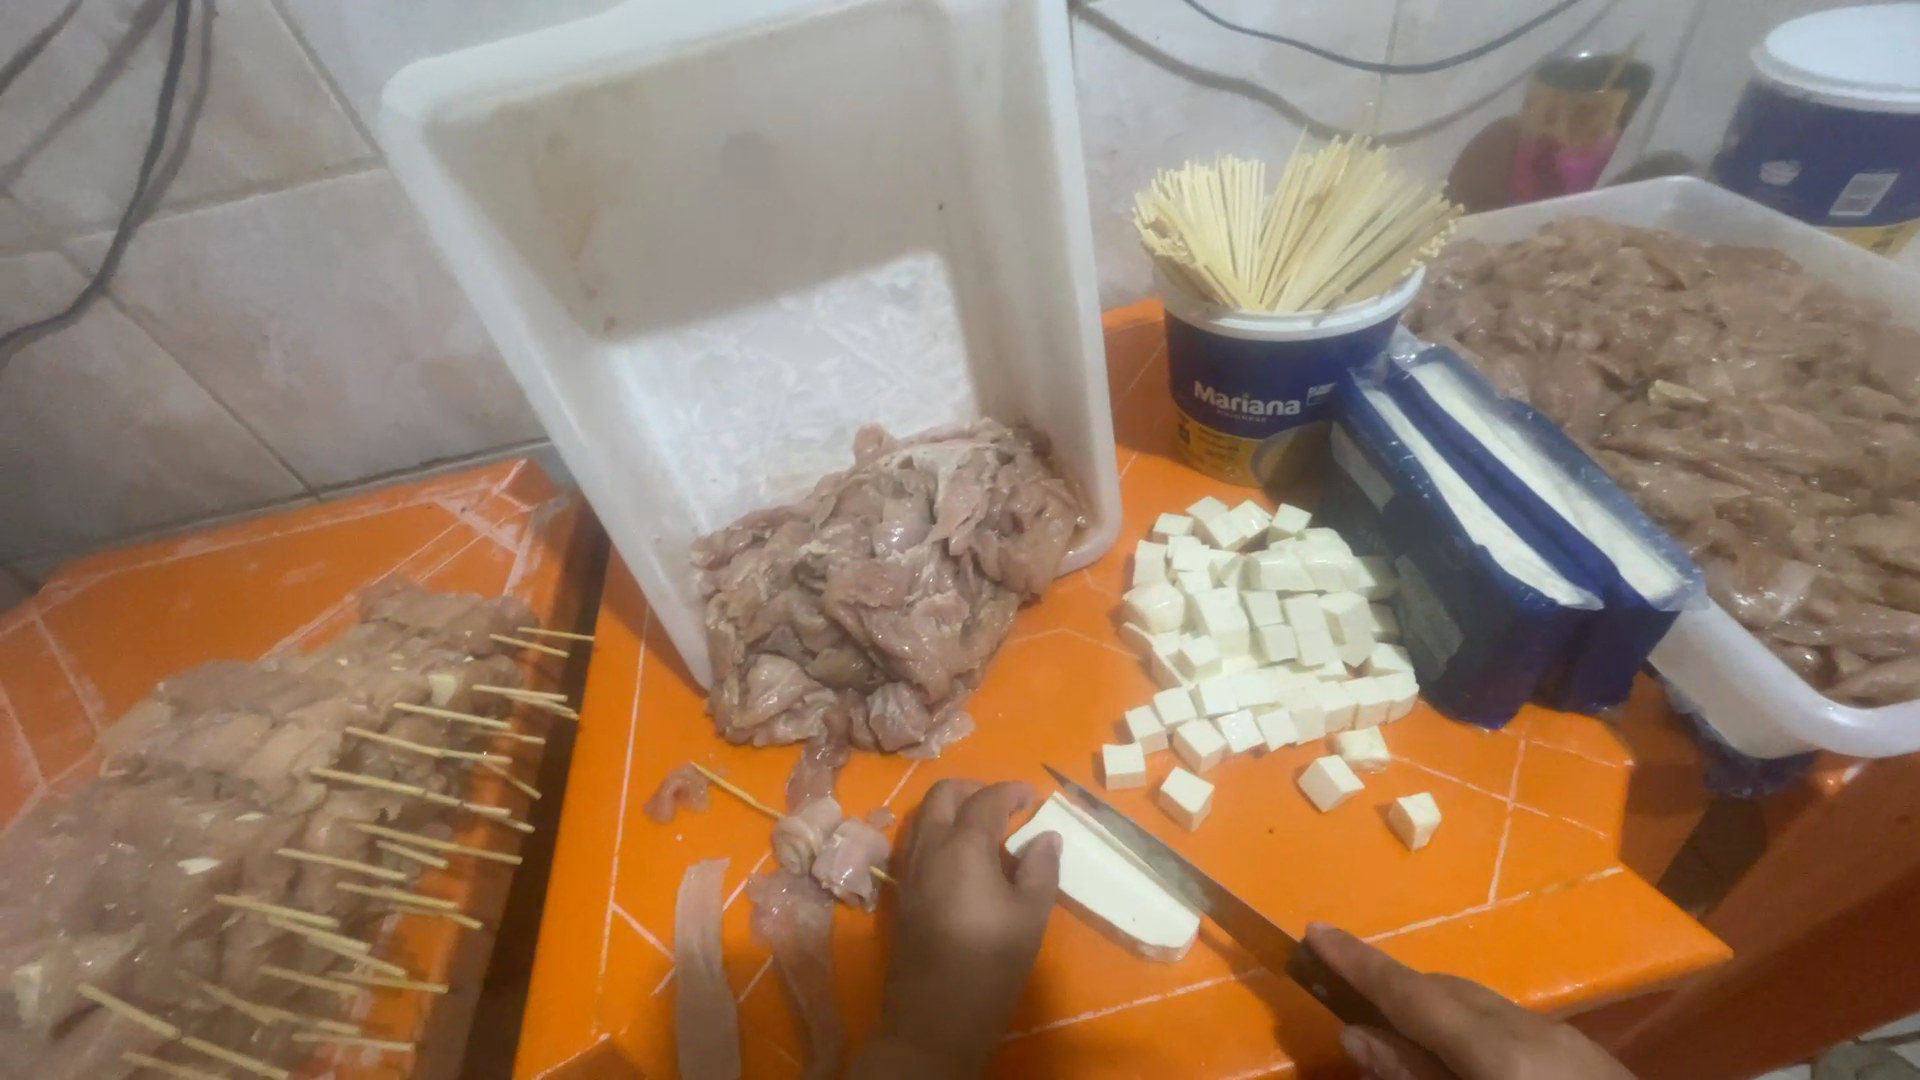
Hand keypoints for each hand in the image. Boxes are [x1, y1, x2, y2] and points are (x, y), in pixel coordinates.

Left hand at [851, 780, 1061, 1079]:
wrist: (932, 1020)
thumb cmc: (989, 966)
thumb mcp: (1030, 918)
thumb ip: (1040, 869)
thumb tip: (1046, 837)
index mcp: (963, 846)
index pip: (986, 799)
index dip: (1011, 791)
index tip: (1032, 796)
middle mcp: (929, 846)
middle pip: (943, 794)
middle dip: (974, 789)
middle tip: (1004, 806)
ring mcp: (909, 867)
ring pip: (924, 814)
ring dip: (952, 808)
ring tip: (984, 829)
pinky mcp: (900, 889)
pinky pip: (916, 840)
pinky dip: (937, 830)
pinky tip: (961, 858)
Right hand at [1305, 923, 1635, 1079]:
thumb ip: (1413, 1077)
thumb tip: (1357, 1034)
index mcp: (1496, 1048)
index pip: (1406, 990)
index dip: (1356, 960)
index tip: (1313, 930)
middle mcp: (1528, 1027)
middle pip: (1441, 990)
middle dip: (1394, 989)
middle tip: (1354, 1004)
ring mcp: (1567, 1041)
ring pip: (1478, 1004)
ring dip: (1434, 1011)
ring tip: (1409, 1042)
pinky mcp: (1593, 1060)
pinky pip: (1512, 1025)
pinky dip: (1475, 1030)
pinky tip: (1473, 1064)